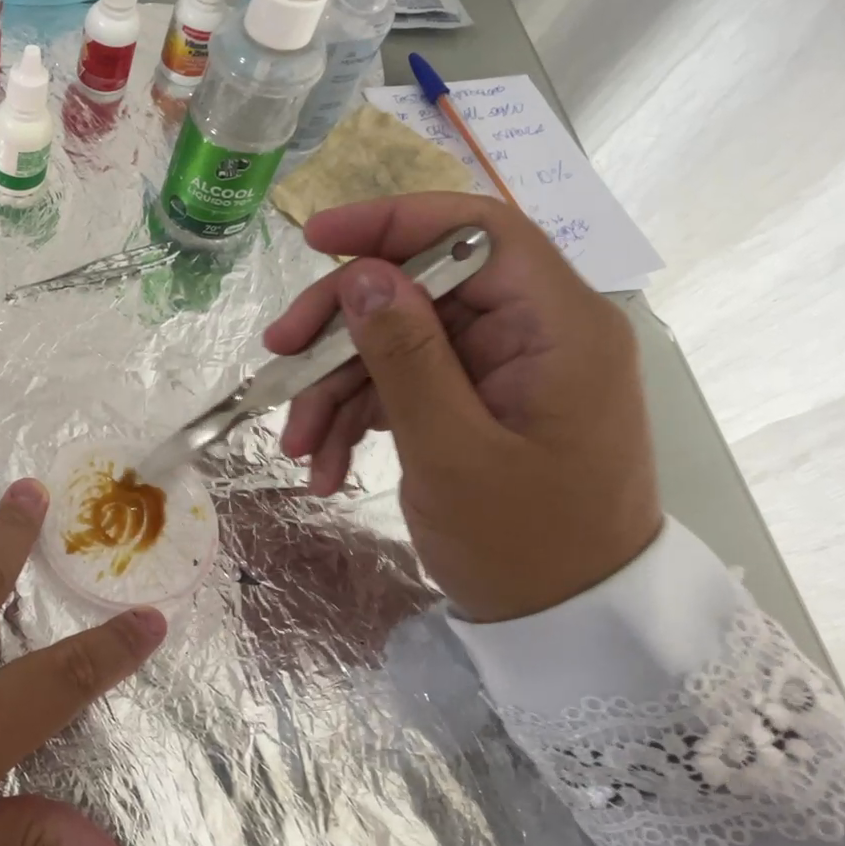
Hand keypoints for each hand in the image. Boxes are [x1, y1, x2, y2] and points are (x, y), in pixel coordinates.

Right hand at [264, 192, 662, 621]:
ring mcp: (503, 370)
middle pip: (418, 289)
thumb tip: (362, 275)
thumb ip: (406, 356)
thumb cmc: (524, 545)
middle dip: (340, 328)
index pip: (474, 231)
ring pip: (398, 342)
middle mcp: (533, 332)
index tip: (314, 239)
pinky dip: (357, 420)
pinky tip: (326, 466)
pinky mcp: (477, 404)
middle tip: (276, 362)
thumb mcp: (450, 451)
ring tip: (300, 451)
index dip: (392, 221)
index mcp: (556, 325)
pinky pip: (403, 387)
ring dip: (336, 391)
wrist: (568, 624)